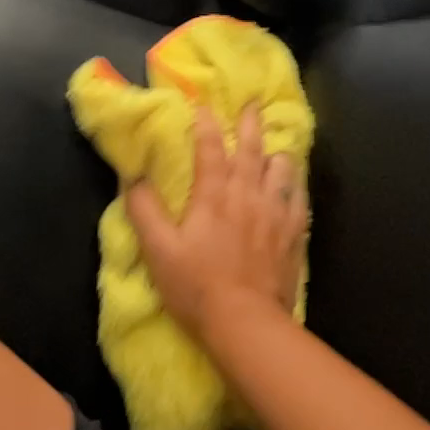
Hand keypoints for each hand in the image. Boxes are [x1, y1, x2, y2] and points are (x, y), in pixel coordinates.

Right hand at [125, 104, 306, 337]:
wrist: (247, 326)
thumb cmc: (197, 285)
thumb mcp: (157, 249)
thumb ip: (143, 208)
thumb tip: (130, 174)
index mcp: (213, 194)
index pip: (210, 146)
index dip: (205, 122)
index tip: (202, 104)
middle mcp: (247, 194)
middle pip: (251, 149)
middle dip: (250, 123)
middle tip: (252, 103)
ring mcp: (275, 214)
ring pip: (281, 170)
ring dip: (276, 153)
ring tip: (275, 146)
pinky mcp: (293, 237)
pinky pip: (299, 200)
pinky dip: (295, 185)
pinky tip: (293, 185)